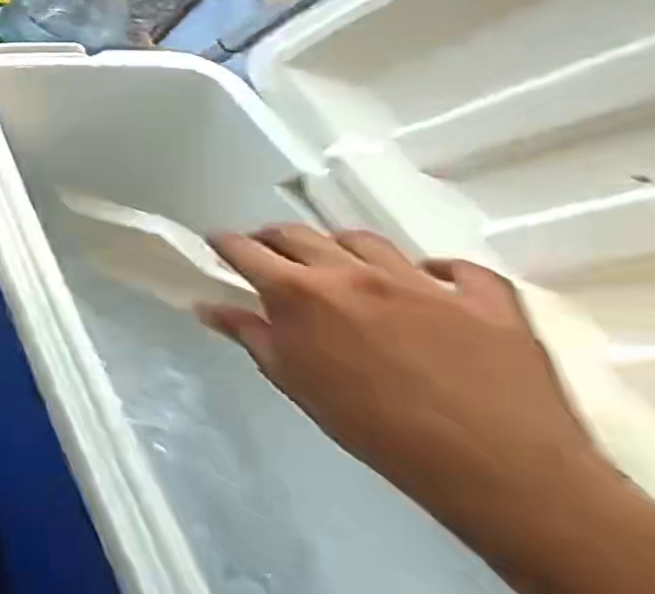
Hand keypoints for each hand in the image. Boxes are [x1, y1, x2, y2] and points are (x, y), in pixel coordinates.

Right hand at [199, 227, 610, 533]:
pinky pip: (460, 270)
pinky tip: (430, 279)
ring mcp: (420, 283)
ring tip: (341, 264)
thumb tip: (208, 307)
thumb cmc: (372, 427)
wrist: (494, 469)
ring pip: (367, 241)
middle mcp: (352, 274)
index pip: (245, 250)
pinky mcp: (484, 302)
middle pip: (299, 234)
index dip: (225, 243)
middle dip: (274, 238)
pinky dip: (439, 269)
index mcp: (299, 292)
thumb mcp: (293, 381)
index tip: (217, 244)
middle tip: (270, 252)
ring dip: (342, 247)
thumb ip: (250, 335)